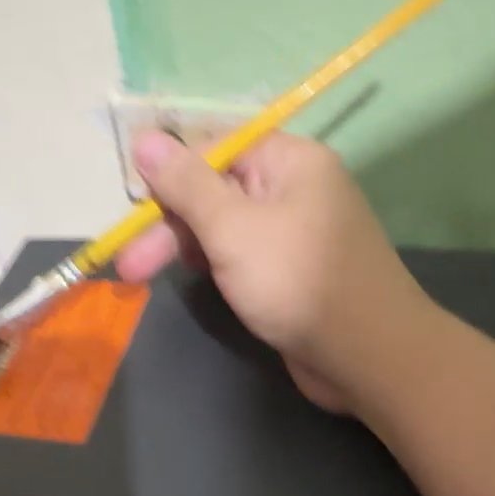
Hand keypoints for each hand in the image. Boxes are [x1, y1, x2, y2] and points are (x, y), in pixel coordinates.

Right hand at [114, 131, 431, 411]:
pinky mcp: (293, 271)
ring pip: (225, 226)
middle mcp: (294, 188)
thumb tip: (145, 139)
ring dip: (185, 247)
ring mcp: (295, 232)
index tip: (134, 208)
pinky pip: (243, 254)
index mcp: (288, 161)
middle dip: (169, 225)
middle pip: (215, 190)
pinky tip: (196, 280)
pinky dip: (215, 265)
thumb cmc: (297, 282)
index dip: (169, 174)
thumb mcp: (232, 228)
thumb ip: (187, 185)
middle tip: (127, 265)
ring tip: (142, 276)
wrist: (367, 356)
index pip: (214, 147)